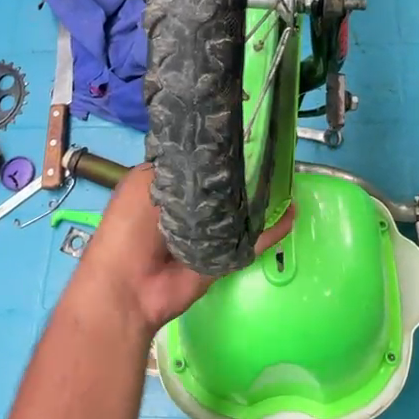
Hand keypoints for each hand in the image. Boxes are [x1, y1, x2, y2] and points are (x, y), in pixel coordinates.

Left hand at [73, 165, 294, 335]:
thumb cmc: (129, 226)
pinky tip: (291, 214)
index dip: (218, 150)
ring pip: (240, 212)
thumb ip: (178, 166)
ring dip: (262, 199)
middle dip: (244, 171)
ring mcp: (208, 233)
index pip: (199, 163)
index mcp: (167, 187)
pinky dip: (272, 230)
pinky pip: (251, 241)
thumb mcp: (144, 182)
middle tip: (272, 151)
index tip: (244, 132)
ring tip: (286, 178)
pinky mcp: (223, 257)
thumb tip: (211, 150)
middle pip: (223, 185)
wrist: (127, 286)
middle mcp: (189, 207)